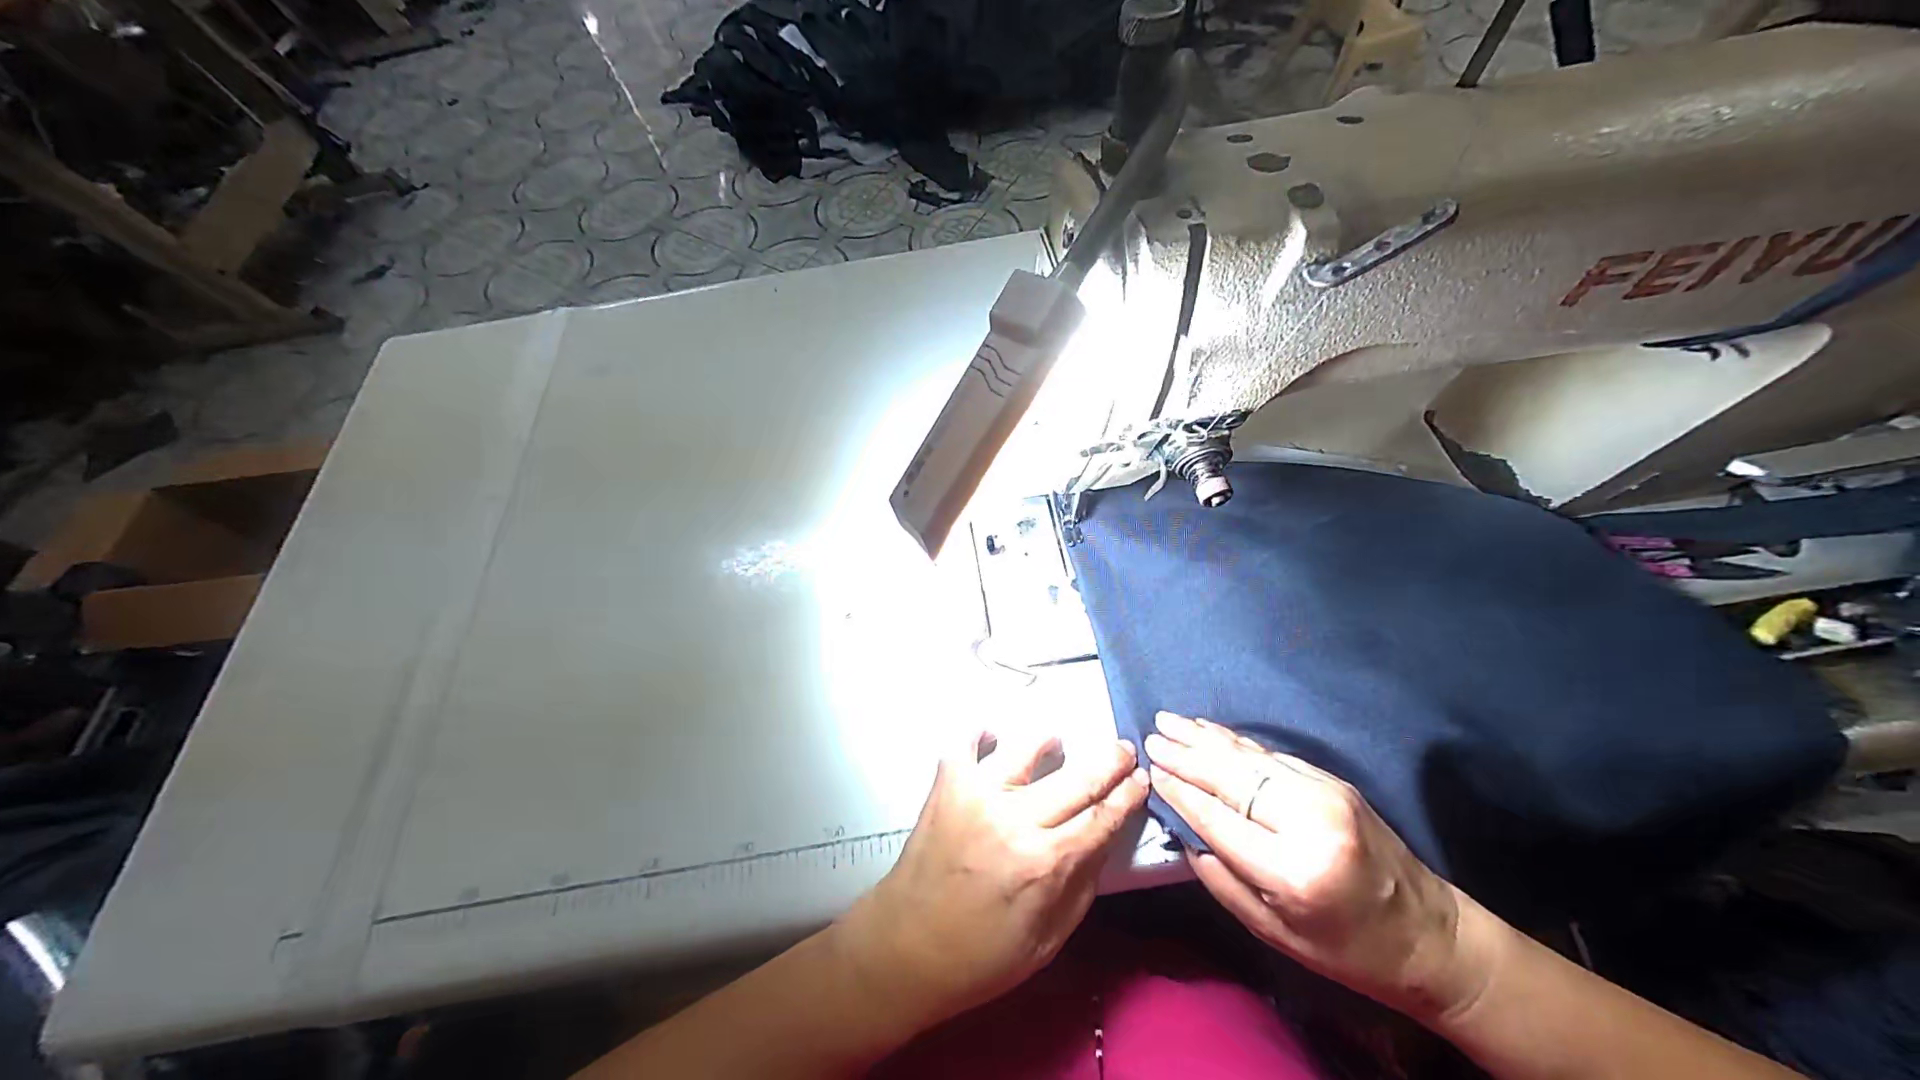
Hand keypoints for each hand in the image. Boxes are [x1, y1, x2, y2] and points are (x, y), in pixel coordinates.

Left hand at [835, 731, 1148, 1028]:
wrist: (906, 949)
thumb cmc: (982, 956)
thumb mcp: (1049, 939)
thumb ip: (1083, 883)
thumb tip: (1105, 836)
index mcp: (1046, 863)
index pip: (1102, 816)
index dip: (1128, 794)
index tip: (1142, 777)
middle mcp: (1015, 820)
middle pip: (1077, 778)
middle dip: (1110, 760)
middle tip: (1123, 748)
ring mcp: (978, 796)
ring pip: (1025, 748)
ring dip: (1047, 741)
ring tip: (1055, 743)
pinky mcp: (947, 786)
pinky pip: (967, 745)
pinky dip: (981, 735)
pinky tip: (992, 738)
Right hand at [1145, 711, 1493, 1022]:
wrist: (1432, 937)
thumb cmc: (1347, 950)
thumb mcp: (1275, 933)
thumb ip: (1223, 882)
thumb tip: (1186, 833)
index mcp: (1292, 871)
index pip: (1219, 818)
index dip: (1181, 792)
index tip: (1152, 770)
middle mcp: (1309, 823)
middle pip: (1233, 778)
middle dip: (1187, 756)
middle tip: (1152, 736)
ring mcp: (1326, 795)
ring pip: (1252, 758)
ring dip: (1208, 739)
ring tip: (1172, 722)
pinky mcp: (1334, 783)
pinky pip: (1274, 756)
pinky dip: (1238, 743)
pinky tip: (1214, 732)